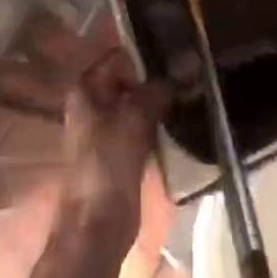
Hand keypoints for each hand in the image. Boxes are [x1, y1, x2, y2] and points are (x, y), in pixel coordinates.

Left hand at [57, 48, 171, 253]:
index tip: (177, 51)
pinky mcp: (120, 151)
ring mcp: (105, 128)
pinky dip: (159, 121)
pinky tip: (183, 118)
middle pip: (129, 79)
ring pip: (138, 103)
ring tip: (191, 92)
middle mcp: (92, 104)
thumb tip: (186, 67)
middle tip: (190, 72)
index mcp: (85, 90)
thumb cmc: (108, 165)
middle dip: (157, 77)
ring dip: (161, 100)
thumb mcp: (135, 119)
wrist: (97, 226)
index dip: (145, 53)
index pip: (118, 56)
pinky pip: (143, 125)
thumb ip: (160, 89)